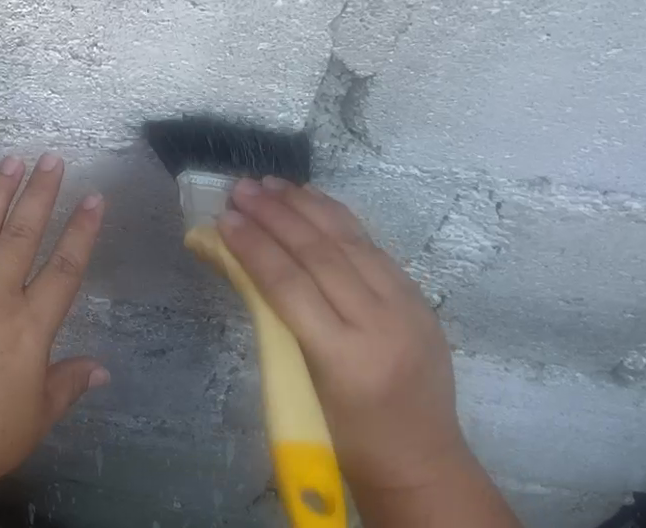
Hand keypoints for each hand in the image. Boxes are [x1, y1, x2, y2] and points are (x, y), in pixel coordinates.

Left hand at [0, 154, 106, 517]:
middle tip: (52, 158)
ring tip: (12, 160)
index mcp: (29, 328)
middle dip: (41, 193)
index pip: (64, 269)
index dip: (82, 231)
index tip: (94, 198)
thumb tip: (102, 369)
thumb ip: (66, 386)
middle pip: (23, 235)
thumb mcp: (34, 421)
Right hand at [218, 178, 470, 497]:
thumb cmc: (343, 434)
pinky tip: (310, 199)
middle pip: (320, 254)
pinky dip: (336, 217)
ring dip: (305, 206)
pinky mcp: (419, 298)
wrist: (422, 462)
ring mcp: (407, 308)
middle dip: (275, 216)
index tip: (223, 218)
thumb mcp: (297, 381)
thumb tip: (227, 257)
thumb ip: (267, 317)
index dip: (253, 247)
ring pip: (350, 241)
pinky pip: (372, 246)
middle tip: (239, 189)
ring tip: (269, 183)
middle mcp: (381, 325)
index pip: (290, 285)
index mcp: (344, 358)